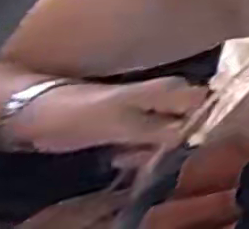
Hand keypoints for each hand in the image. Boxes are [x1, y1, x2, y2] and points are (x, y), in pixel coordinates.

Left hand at [9, 76, 205, 153]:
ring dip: (153, 147)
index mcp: (174, 89)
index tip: (175, 148)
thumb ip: (159, 130)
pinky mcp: (140, 115)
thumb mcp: (121, 127)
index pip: (205, 104)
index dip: (198, 125)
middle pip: (191, 116)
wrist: (43, 114)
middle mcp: (173, 91)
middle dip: (172, 141)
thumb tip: (191, 136)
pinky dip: (143, 146)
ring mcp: (156, 102)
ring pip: (173, 126)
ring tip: (126, 160)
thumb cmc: (83, 117)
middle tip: (141, 160)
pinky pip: (156, 131)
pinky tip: (123, 156)